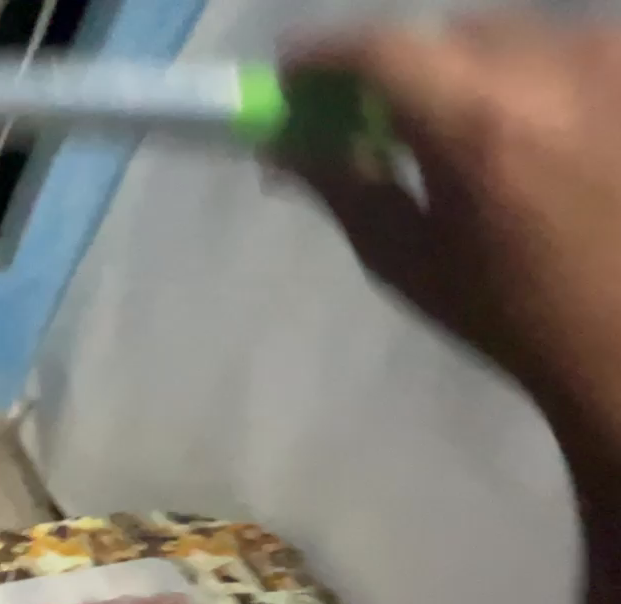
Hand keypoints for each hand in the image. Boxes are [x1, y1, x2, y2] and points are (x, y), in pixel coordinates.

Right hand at [282, 16, 620, 457]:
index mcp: (481, 127)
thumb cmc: (498, 303)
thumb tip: (281, 145)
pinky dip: (509, 74)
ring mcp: (616, 62)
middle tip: (352, 112)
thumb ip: (340, 183)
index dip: (325, 53)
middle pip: (447, 34)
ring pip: (505, 35)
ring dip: (452, 70)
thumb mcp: (397, 253)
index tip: (285, 70)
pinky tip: (505, 126)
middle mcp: (559, 71)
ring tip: (432, 127)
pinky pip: (558, 47)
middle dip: (390, 66)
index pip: (387, 51)